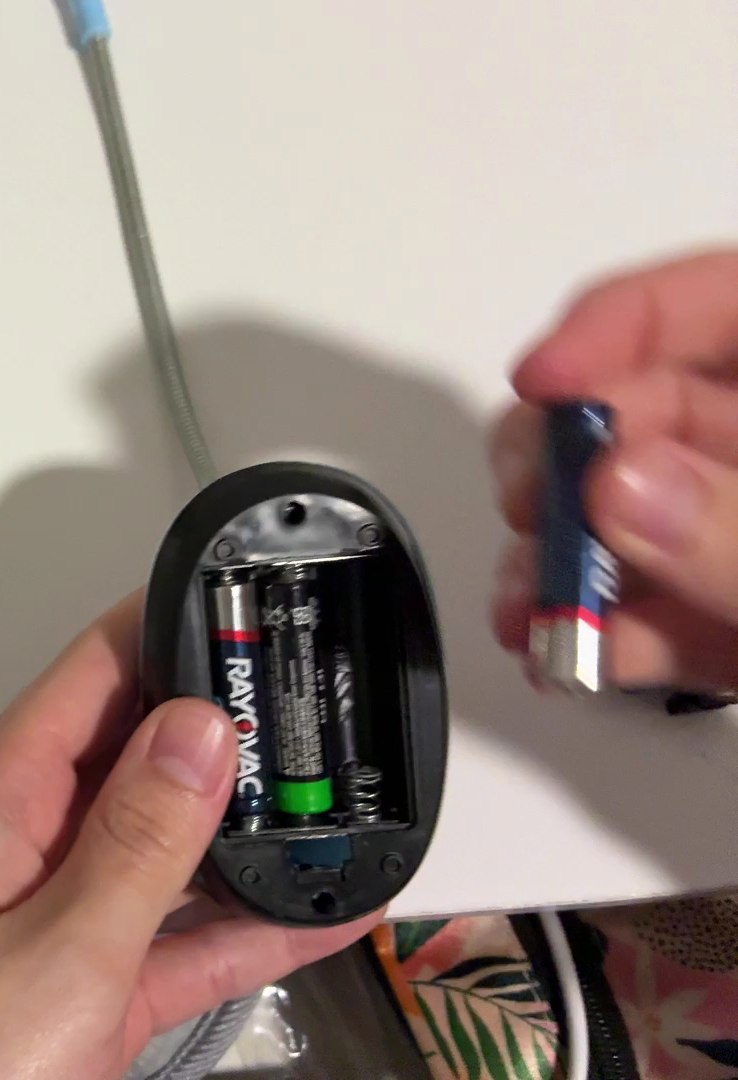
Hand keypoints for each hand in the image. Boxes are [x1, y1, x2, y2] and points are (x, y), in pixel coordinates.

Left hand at [0, 592, 378, 1079]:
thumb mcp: (56, 950)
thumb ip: (132, 842)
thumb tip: (192, 732)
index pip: (80, 679)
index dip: (151, 632)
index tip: (227, 606)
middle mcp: (17, 831)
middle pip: (123, 747)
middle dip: (206, 720)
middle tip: (301, 702)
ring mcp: (49, 900)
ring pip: (154, 833)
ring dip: (231, 817)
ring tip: (325, 795)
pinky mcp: (77, 968)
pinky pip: (166, 923)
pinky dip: (231, 915)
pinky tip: (309, 907)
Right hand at [490, 250, 737, 690]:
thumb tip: (616, 484)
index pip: (717, 298)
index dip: (616, 324)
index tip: (545, 379)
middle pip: (626, 409)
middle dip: (557, 467)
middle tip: (544, 516)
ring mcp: (733, 520)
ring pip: (600, 509)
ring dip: (552, 566)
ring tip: (543, 618)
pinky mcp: (716, 597)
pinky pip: (625, 591)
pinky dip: (585, 627)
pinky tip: (574, 653)